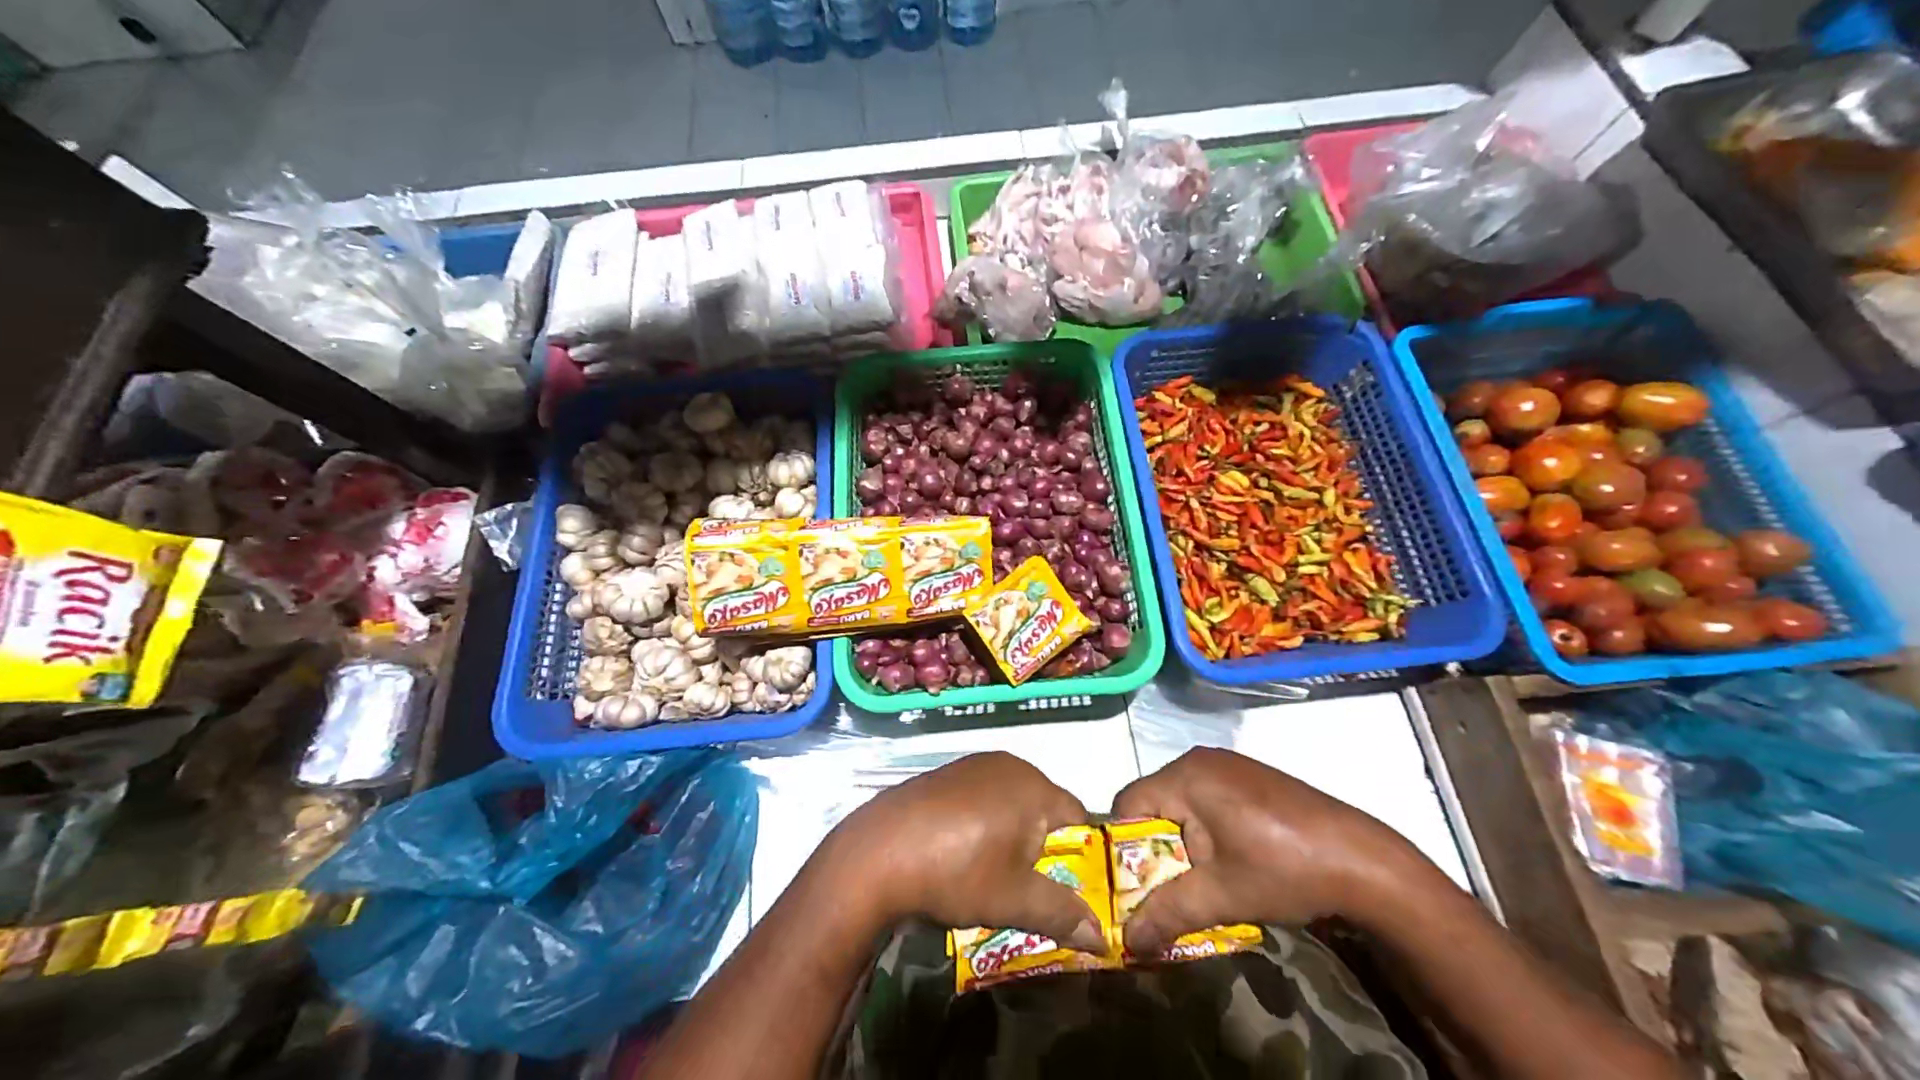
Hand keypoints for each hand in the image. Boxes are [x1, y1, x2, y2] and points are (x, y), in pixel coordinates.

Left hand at [819, 752, 1106, 953]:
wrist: (876, 854)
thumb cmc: (957, 872)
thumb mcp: (1015, 901)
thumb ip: (1063, 913)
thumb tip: (1102, 937)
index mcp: (1034, 785)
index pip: (1079, 818)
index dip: (1079, 856)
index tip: (1064, 888)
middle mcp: (1008, 764)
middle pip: (1045, 809)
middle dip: (1042, 848)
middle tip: (1024, 886)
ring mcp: (972, 765)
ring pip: (1011, 804)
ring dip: (1010, 837)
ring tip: (988, 873)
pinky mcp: (944, 774)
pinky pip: (981, 798)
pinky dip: (981, 824)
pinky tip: (958, 853)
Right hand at [1111, 747, 1425, 953]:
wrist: (1365, 863)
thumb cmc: (1284, 870)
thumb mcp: (1221, 896)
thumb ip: (1168, 913)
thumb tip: (1127, 941)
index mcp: (1186, 775)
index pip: (1127, 804)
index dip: (1122, 848)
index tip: (1131, 886)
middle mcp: (1201, 760)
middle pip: (1154, 805)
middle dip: (1154, 851)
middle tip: (1165, 891)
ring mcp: (1229, 766)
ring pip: (1181, 806)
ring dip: (1181, 845)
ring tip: (1199, 882)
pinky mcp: (1250, 778)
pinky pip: (1206, 802)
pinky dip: (1205, 834)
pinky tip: (1229, 864)